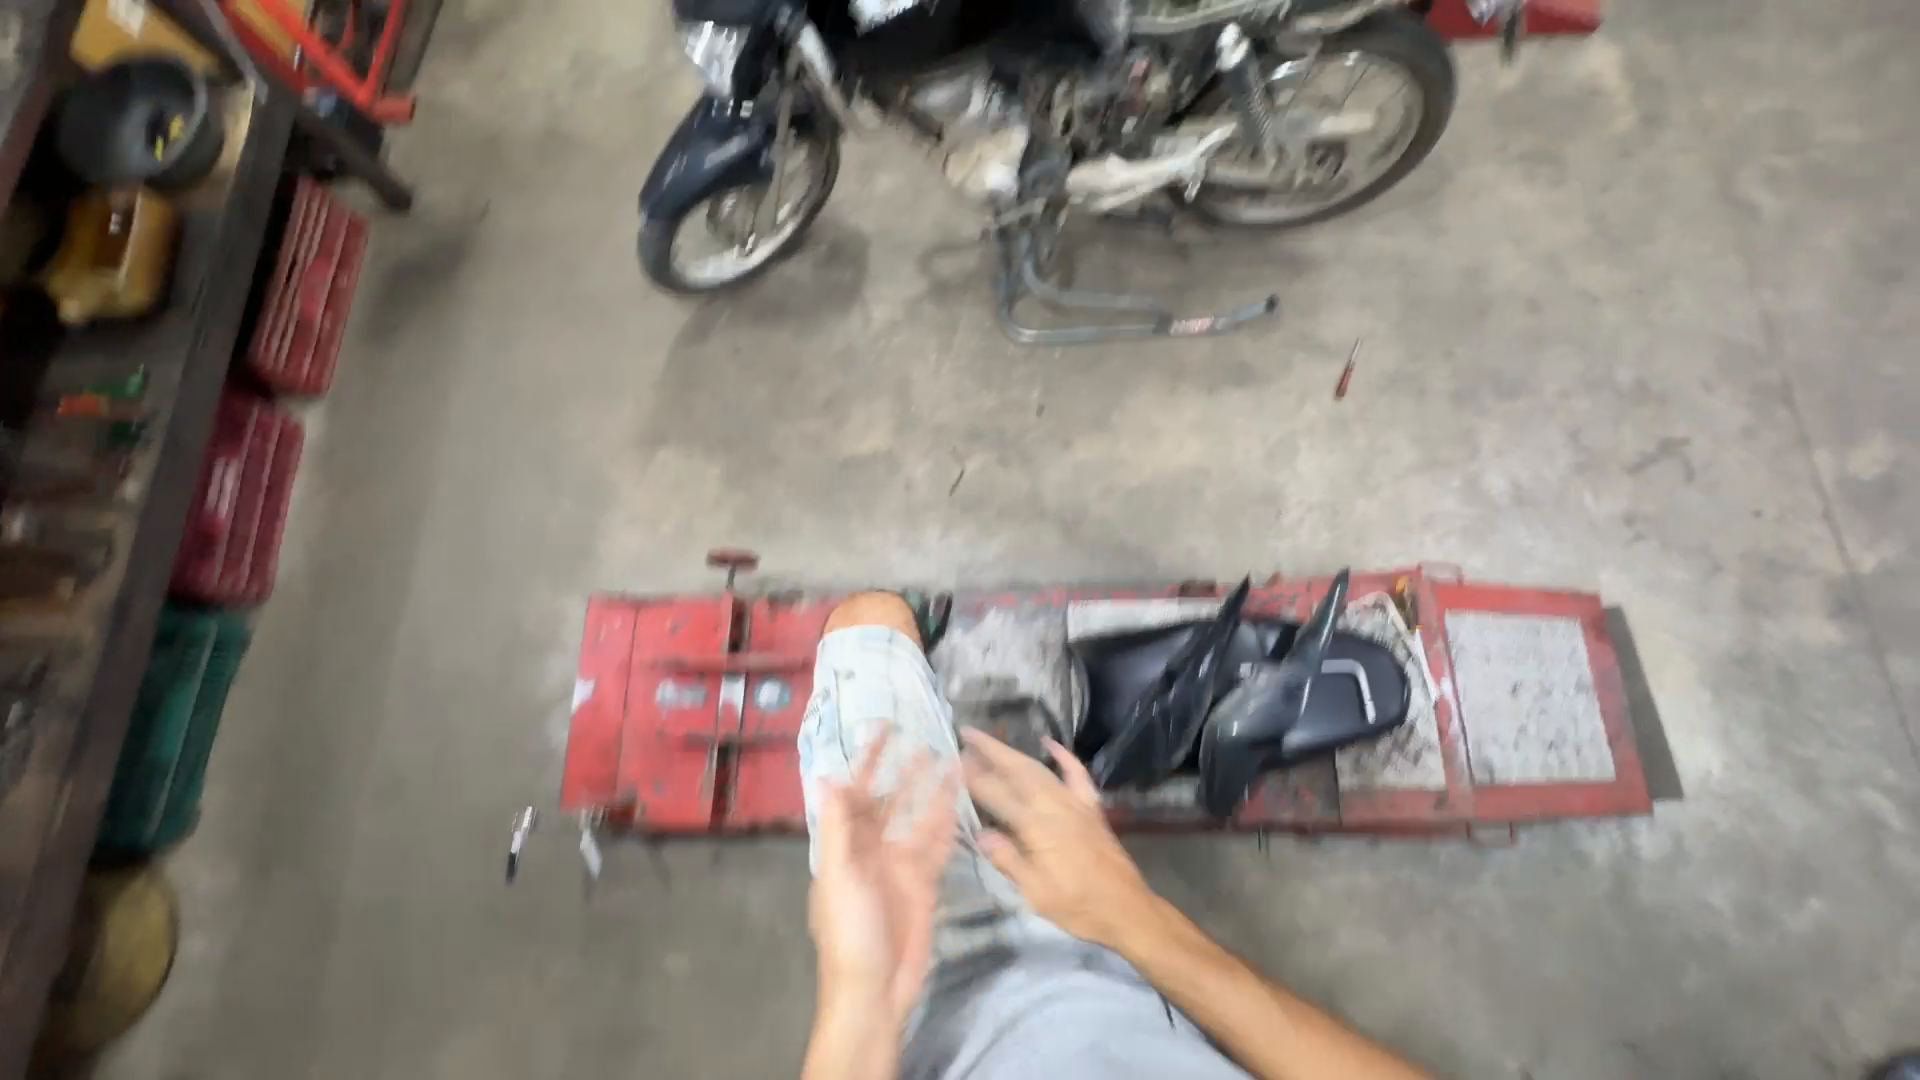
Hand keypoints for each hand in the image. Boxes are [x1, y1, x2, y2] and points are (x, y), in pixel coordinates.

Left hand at [809, 732, 958, 1026]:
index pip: (856, 792)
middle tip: (924, 740)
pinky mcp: (924, 882)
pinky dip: (948, 822)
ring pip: (918, 817)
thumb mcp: (839, 876)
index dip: (868, 762)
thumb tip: (827, 777)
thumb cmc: (848, 932)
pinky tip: (961, 801)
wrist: (875, 988)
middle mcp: (873, 848)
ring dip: (931, 791)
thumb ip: (838, 828)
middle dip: (903, 772)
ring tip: (951, 762)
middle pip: (890, 801)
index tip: (883, 730)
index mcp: (846, 844)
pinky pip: (938, 844)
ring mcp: (901, 864)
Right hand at [961, 729, 1158, 950]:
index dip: (973, 778)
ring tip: (991, 741)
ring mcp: (1074, 802)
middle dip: (990, 750)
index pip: (996, 794)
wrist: (1126, 908)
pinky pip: (1075, 773)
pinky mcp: (1090, 806)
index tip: (953, 764)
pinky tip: (1050, 743)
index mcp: (1036, 825)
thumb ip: (1008, 860)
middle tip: (967, 733)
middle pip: (1017, 769)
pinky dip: (1063, 756)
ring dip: (1014, 752)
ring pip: (1039, 768)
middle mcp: (1053, 804)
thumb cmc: (1077, 906)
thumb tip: (981, 835)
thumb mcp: (1036, 893)